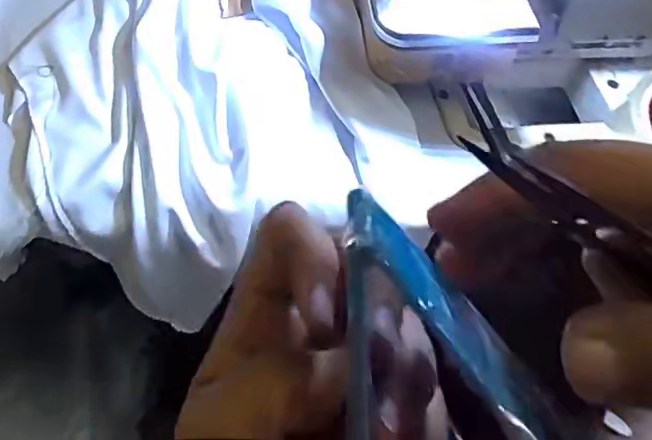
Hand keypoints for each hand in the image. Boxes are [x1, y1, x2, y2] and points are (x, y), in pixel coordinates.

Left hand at [176, 203, 447, 439]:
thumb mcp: (219, 423)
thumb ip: (269, 384)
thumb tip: (347, 366)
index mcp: (268, 308)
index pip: (289, 232)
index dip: (312, 253)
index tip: (322, 323)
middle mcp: (323, 321)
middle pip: (365, 266)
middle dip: (380, 310)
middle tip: (382, 365)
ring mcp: (364, 362)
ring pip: (409, 323)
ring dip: (410, 368)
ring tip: (391, 431)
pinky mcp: (399, 405)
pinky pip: (432, 388)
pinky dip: (427, 414)